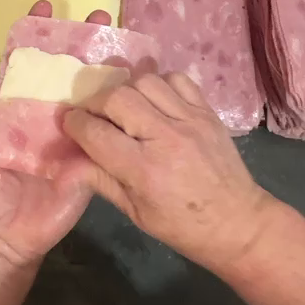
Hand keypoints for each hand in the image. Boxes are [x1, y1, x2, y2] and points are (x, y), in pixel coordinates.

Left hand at [0, 1, 105, 279]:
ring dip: (107, 66)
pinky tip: (140, 87)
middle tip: (99, 14)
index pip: (26, 61)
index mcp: (15, 106)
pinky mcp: (90, 158)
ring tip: (124, 40)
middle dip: (81, 39)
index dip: (35, 32)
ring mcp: (71, 134)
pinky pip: (107, 131)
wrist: (4, 240)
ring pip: (90, 94)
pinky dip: (122, 109)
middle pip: (65, 69)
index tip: (44, 4)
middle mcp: (46, 113)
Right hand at [60, 71, 278, 273]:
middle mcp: (165, 138)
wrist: (238, 223)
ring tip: (124, 106)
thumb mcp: (134, 211)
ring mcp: (189, 120)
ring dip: (126, 90)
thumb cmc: (181, 225)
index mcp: (144, 170)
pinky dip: (159, 83)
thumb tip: (66, 159)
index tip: (69, 123)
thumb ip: (99, 179)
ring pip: (144, 80)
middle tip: (93, 114)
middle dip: (96, 102)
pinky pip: (176, 78)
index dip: (75, 124)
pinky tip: (154, 100)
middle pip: (116, 98)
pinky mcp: (207, 111)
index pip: (96, 133)